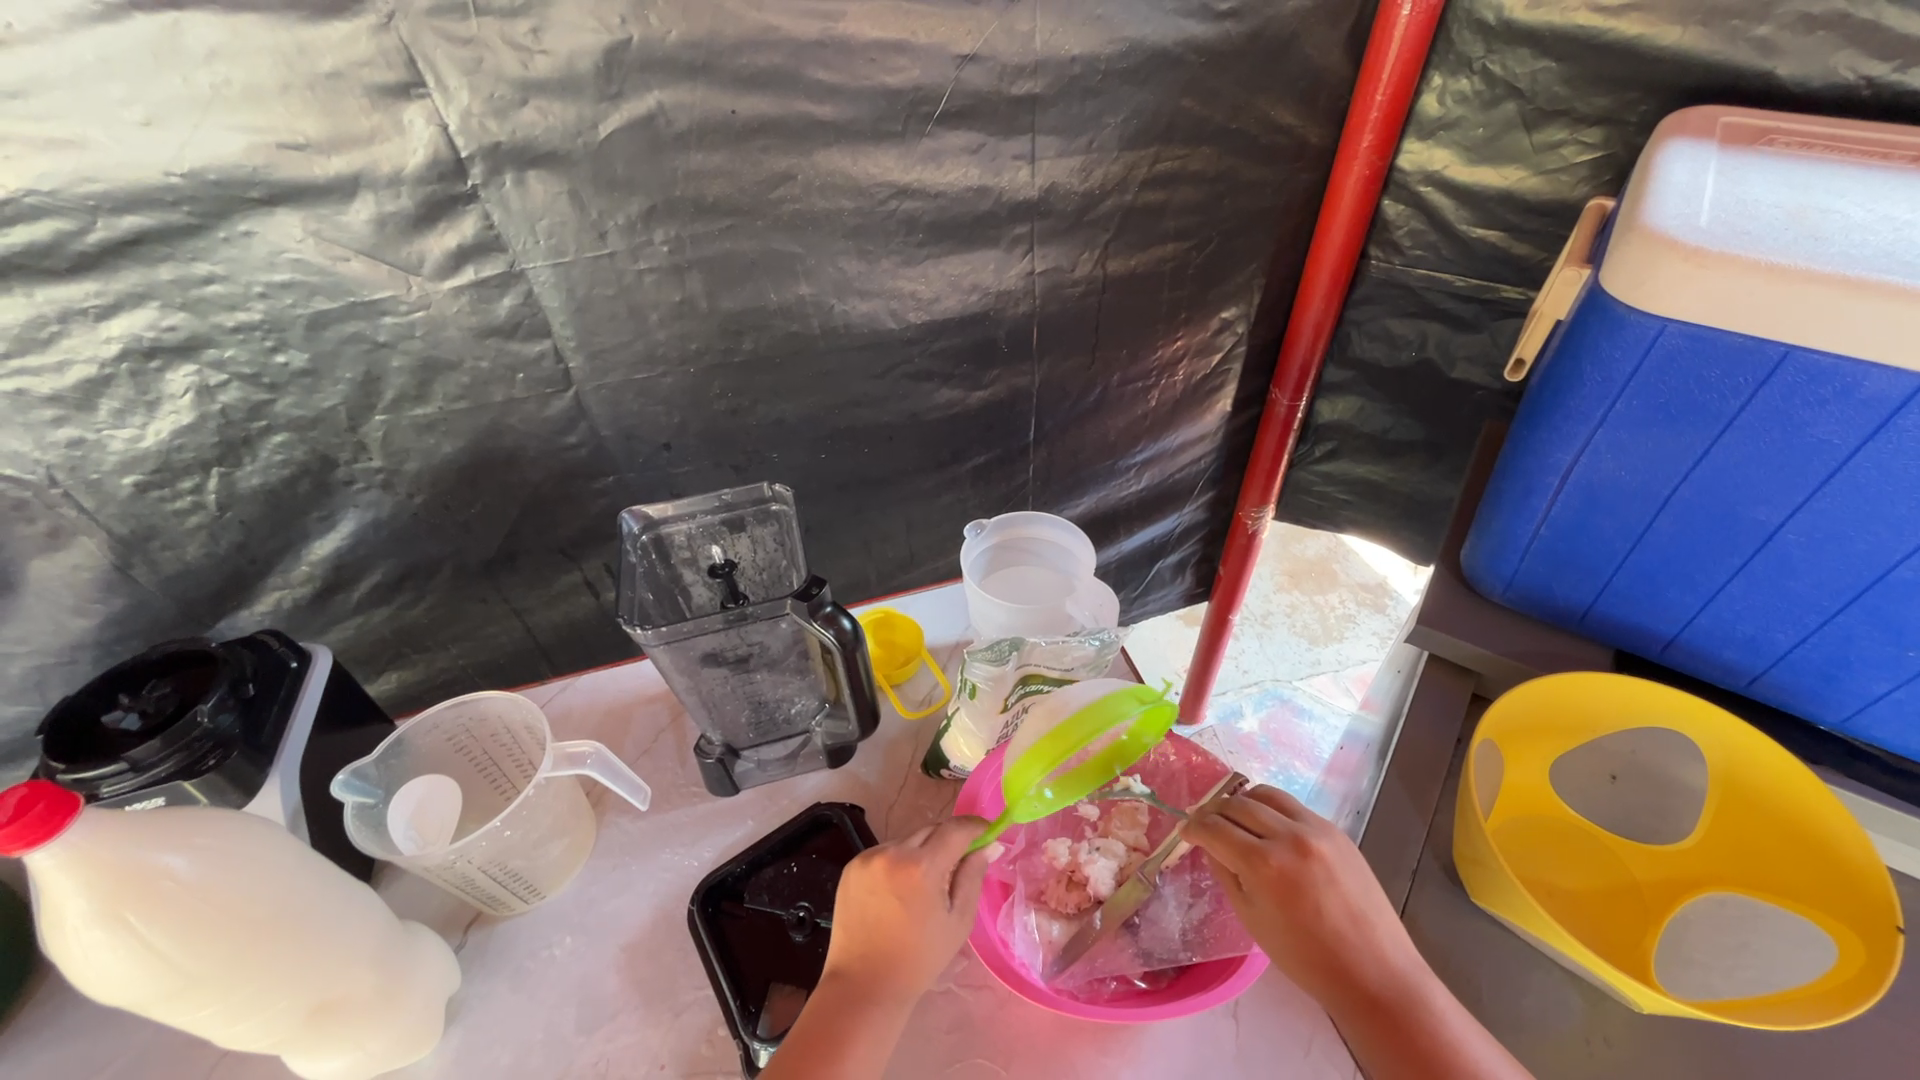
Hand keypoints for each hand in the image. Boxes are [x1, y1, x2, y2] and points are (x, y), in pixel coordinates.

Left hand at [822, 816, 990, 999]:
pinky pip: (885, 853)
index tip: (987, 832)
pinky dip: (898, 862)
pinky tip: (898, 891)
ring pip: (907, 841)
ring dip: (921, 852)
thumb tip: (990, 845)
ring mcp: (868, 858)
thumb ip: (974, 876)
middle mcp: (892, 853)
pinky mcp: (852, 866)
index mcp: (922, 867)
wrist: (863, 985)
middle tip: (958, 864)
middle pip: (930, 830)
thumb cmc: (919, 959)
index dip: (975, 826)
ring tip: (923, 886)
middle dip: (948, 841)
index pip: (956, 828)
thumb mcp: (958, 921)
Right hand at [1185, 785, 1422, 1007]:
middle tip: (1204, 823)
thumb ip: (1226, 873)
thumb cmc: (1305, 958)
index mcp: (1264, 864)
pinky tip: (1269, 829)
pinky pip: (1294, 808)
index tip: (1185, 831)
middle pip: (1237, 803)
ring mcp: (1318, 829)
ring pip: (1267, 794)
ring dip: (1243, 801)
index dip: (1193, 827)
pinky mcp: (1337, 832)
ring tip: (1235, 818)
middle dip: (1213, 810)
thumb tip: (1211, 845)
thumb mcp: (1251, 918)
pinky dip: (1273, 810)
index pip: (1214, 827)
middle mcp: (1290, 836)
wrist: (1373, 972)